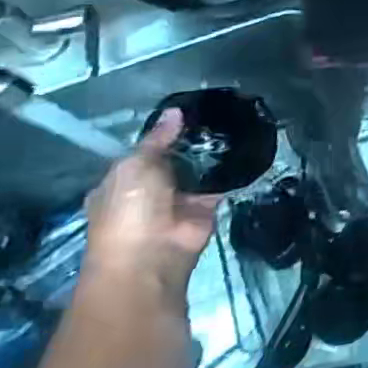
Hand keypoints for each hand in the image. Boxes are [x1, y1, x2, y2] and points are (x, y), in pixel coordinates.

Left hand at [83, 108, 219, 305]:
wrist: (151, 255)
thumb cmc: (129, 207)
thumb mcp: (135, 165)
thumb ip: (157, 139)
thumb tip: (175, 112)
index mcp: (122, 180)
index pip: (143, 151)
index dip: (162, 133)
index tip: (187, 112)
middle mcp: (150, 190)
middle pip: (174, 159)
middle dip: (191, 142)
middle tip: (217, 114)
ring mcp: (179, 200)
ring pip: (198, 170)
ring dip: (212, 154)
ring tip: (235, 123)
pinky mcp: (206, 208)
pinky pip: (220, 185)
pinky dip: (230, 172)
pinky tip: (245, 148)